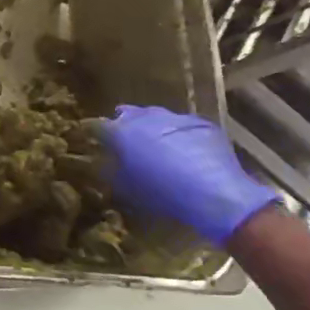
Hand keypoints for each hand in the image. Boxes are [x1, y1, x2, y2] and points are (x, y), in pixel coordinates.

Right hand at [101, 105, 277, 246]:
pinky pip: (180, 125)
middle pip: (130, 115)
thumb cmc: (162, 194)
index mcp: (124, 132)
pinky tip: (181, 150)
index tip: (94, 141)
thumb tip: (104, 163)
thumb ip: (112, 170)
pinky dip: (175, 133)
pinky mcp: (201, 123)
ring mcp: (176, 117)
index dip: (95, 133)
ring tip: (153, 144)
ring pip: (156, 116)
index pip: (100, 126)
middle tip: (124, 141)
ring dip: (151, 127)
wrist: (214, 193)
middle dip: (125, 125)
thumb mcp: (128, 188)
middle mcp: (148, 117)